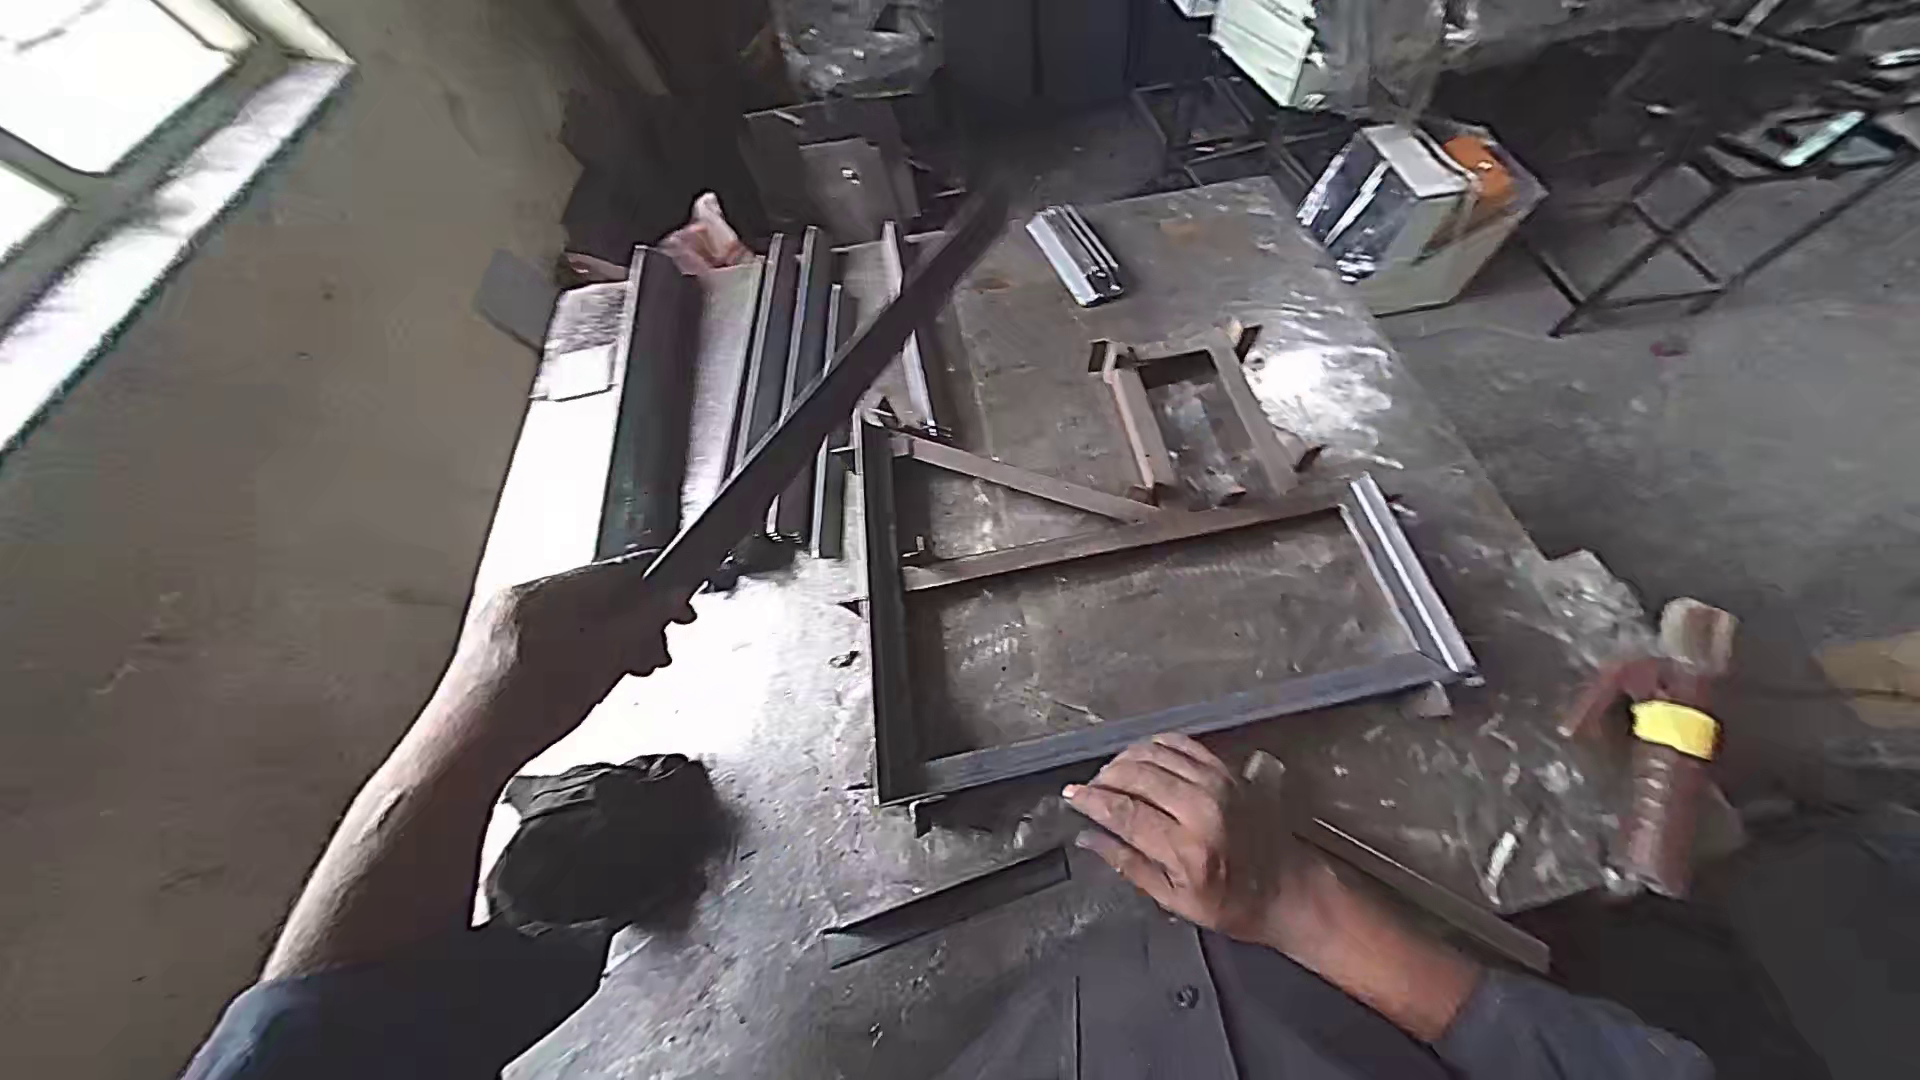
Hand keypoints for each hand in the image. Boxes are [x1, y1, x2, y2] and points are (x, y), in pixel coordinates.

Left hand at [425, 551, 696, 765]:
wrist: (463, 756)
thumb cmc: (519, 712)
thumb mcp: (605, 659)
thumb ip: (644, 621)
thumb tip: (672, 595)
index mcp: (542, 591)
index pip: (618, 571)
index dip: (659, 588)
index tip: (680, 607)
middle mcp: (520, 599)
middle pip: (600, 593)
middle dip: (638, 619)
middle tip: (658, 646)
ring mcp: (505, 622)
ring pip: (582, 615)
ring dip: (615, 637)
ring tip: (632, 665)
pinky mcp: (500, 647)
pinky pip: (560, 633)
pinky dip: (587, 647)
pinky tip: (597, 674)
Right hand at [1065, 735, 1315, 948]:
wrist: (1289, 890)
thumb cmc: (1232, 904)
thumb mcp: (1175, 900)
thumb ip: (1127, 864)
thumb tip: (1086, 837)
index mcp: (1188, 849)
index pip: (1124, 812)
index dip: (1091, 800)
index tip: (1071, 796)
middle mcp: (1201, 808)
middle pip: (1134, 775)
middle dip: (1103, 778)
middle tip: (1090, 788)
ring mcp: (1215, 782)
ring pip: (1151, 753)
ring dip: (1122, 760)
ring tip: (1111, 775)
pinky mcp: (1224, 768)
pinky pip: (1176, 742)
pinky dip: (1150, 745)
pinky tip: (1140, 758)